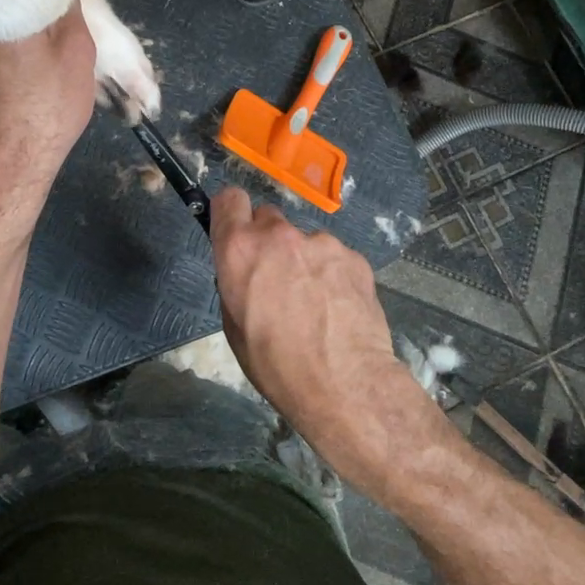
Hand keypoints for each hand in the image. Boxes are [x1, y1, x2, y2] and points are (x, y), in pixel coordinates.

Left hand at [0, 1, 97, 201]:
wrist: (8, 162)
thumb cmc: (48, 106)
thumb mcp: (77, 53)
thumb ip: (69, 12)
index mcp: (4, 9)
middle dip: (33, 2)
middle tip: (60, 16)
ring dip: (19, 27)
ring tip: (45, 43)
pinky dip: (6, 49)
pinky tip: (24, 67)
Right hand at [209, 188, 450, 497]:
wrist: (344, 385)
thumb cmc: (274, 363)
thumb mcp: (233, 325)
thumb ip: (235, 282)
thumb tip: (245, 272)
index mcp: (239, 249)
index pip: (229, 198)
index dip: (231, 214)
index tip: (235, 232)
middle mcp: (278, 235)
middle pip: (268, 219)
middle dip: (268, 242)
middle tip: (277, 278)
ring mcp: (321, 243)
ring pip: (304, 241)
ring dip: (303, 260)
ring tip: (315, 303)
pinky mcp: (355, 257)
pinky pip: (334, 257)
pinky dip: (333, 274)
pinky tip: (338, 308)